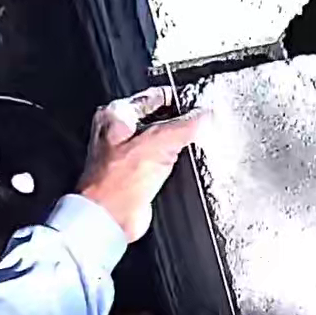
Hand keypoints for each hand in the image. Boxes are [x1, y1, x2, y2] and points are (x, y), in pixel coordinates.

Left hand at [77, 87, 208, 241]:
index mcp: (115, 116)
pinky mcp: (134, 179)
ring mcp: (125, 158)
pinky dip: (170, 163)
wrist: (111, 217)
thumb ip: (185, 126)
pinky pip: (157, 163)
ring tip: (196, 140)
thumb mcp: (159, 142)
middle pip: (155, 120)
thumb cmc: (119, 180)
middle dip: (178, 121)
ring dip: (175, 143)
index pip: (152, 97)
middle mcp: (116, 134)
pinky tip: (182, 164)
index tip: (196, 100)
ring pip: (157, 142)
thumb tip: (204, 115)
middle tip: (200, 121)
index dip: (175, 97)